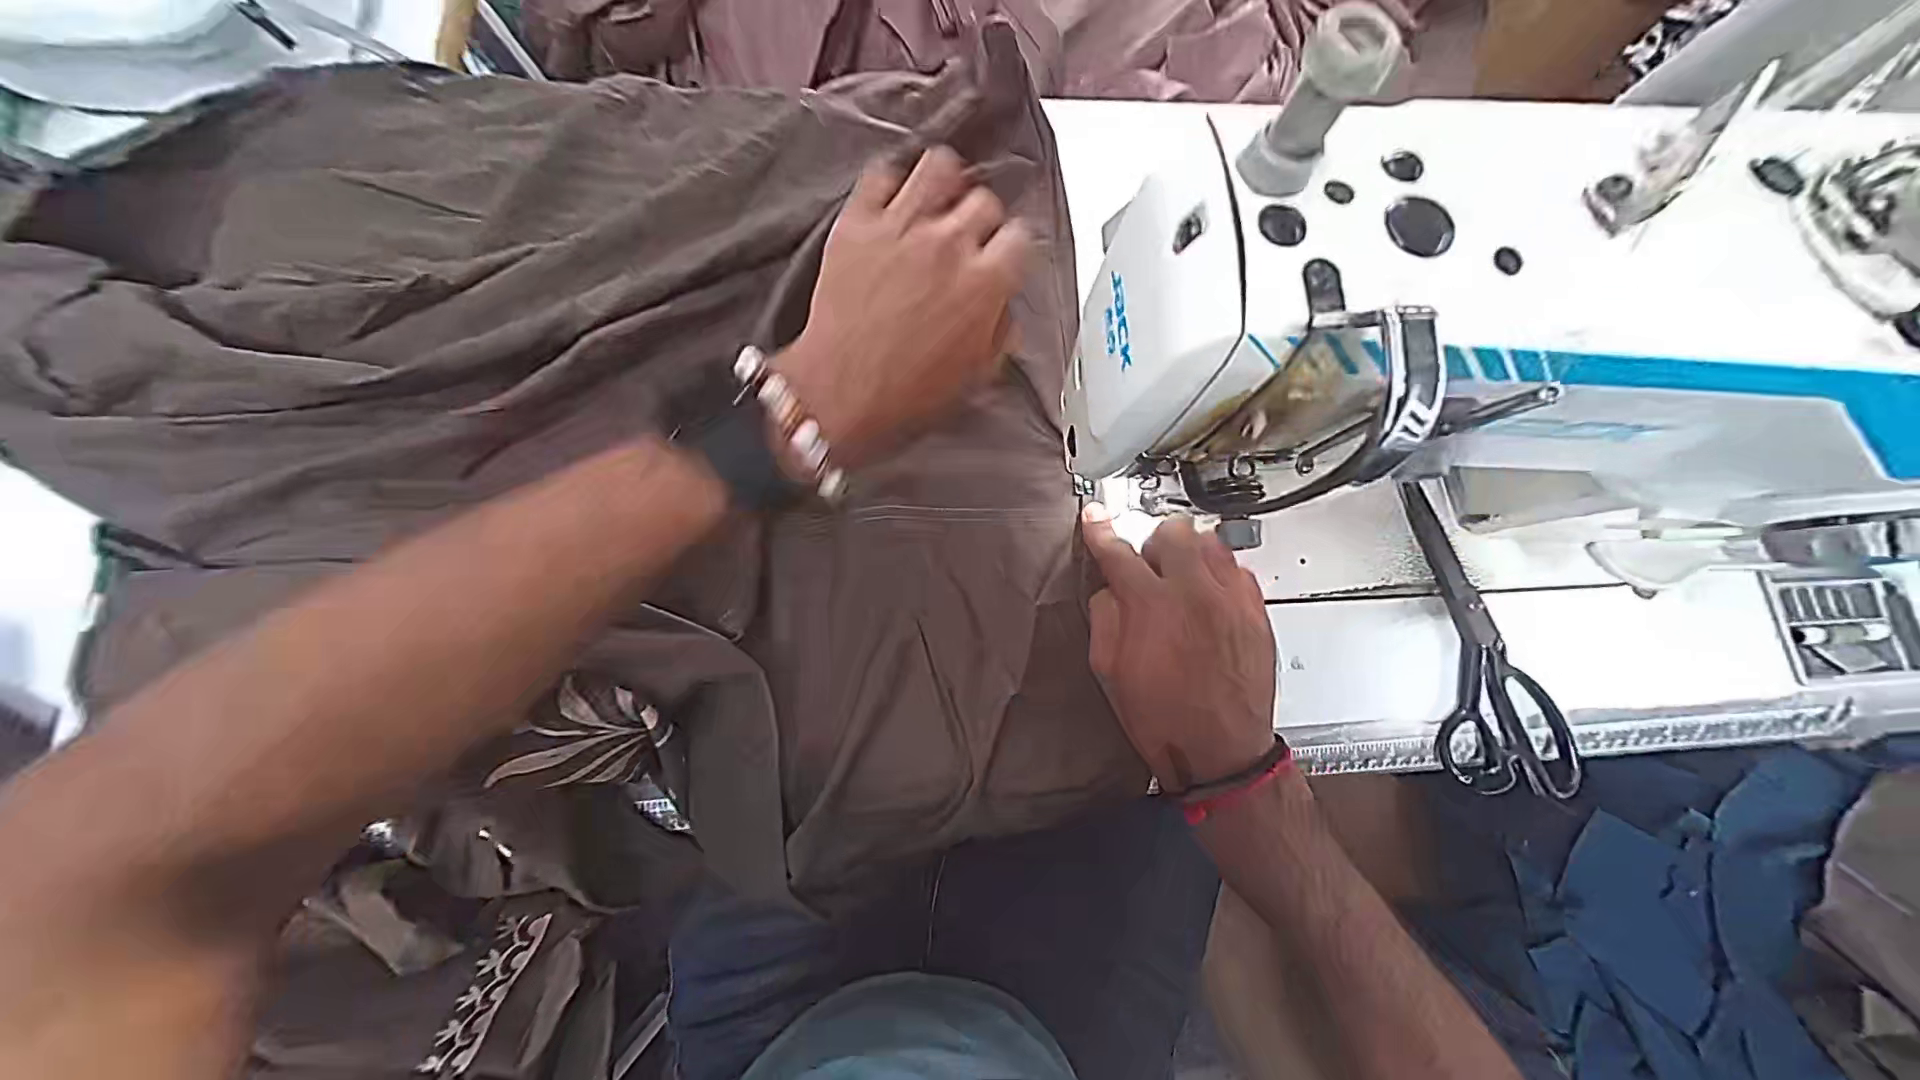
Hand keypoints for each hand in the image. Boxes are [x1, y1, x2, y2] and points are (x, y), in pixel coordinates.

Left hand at [772, 147, 1031, 465]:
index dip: (1013, 246)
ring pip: (939, 166)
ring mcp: (902, 227)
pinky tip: (895, 200)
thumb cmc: (905, 391)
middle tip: (969, 237)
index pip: (1020, 236)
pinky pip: (882, 173)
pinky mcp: (859, 223)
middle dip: (982, 218)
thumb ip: (1000, 332)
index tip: (1003, 254)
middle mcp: (949, 245)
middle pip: (983, 200)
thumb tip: (1005, 309)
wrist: (842, 391)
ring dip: (945, 182)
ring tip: (938, 201)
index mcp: (985, 283)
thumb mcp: (974, 374)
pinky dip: (892, 181)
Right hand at [1081, 505, 1278, 791]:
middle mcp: (1195, 594)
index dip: (1100, 530)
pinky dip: (1218, 574)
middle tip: (1146, 564)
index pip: (1118, 551)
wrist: (1222, 753)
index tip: (1096, 518)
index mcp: (1151, 606)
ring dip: (1188, 553)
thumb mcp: (1110, 672)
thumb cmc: (1166, 720)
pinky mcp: (1257, 613)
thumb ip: (1104, 617)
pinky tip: (1207, 597)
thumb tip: (1109, 590)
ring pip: (1210, 541)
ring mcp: (1231, 601)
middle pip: (1172, 531)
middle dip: (1152, 541)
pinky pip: (1238, 570)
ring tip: (1179, 579)